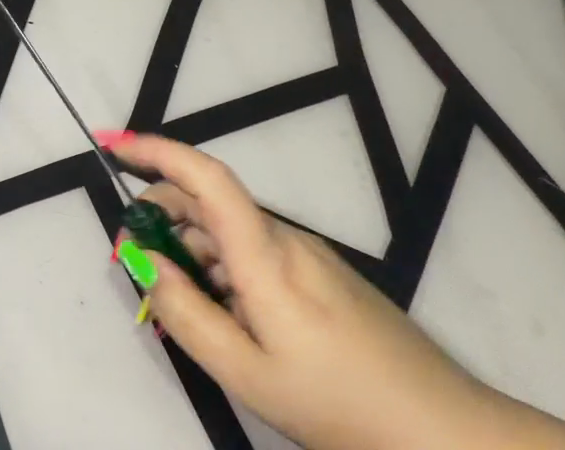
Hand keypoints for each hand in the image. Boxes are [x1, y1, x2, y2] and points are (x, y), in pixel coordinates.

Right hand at [111, 135, 564, 449]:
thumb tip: (143, 259)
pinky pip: (254, 255)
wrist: (450, 436)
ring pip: (229, 234)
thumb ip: (183, 310)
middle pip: (209, 204)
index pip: (207, 178)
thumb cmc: (340, 404)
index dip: (158, 151)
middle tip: (134, 264)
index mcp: (266, 256)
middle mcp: (288, 241)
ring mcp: (310, 258)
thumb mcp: (244, 370)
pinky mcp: (324, 278)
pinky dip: (219, 270)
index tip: (114, 144)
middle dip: (160, 218)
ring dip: (190, 253)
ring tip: (181, 308)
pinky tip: (222, 317)